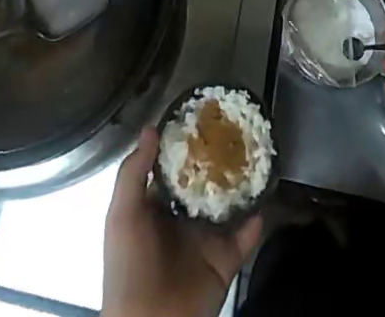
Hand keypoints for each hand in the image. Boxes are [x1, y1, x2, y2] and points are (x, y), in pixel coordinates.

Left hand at [103, 127, 263, 316]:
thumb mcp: (121, 214)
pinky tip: (262, 203)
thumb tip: (151, 129)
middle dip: (217, 162)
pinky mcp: (224, 262)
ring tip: (255, 159)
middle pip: (204, 184)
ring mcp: (204, 240)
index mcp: (155, 206)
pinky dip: (254, 223)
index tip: (201, 117)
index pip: (172, 168)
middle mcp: (181, 218)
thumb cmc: (128, 266)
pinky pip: (244, 239)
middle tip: (235, 133)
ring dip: (240, 187)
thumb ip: (134, 172)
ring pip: (227, 206)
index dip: (185, 145)